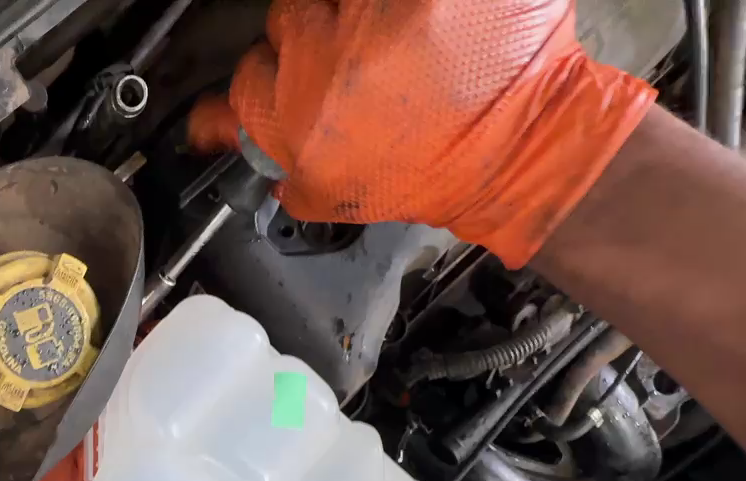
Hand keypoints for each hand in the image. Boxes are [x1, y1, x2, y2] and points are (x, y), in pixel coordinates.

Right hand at [187, 0, 656, 265]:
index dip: (254, 87)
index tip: (261, 91)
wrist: (507, 149)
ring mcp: (371, 11)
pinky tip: (416, 24)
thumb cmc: (420, 177)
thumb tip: (240, 151)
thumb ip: (280, 170)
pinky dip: (401, 8)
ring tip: (383, 36)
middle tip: (345, 57)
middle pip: (283, 21)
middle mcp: (319, 59)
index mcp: (292, 118)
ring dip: (349, 10)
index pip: (239, 87)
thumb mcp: (328, 197)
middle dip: (308, 36)